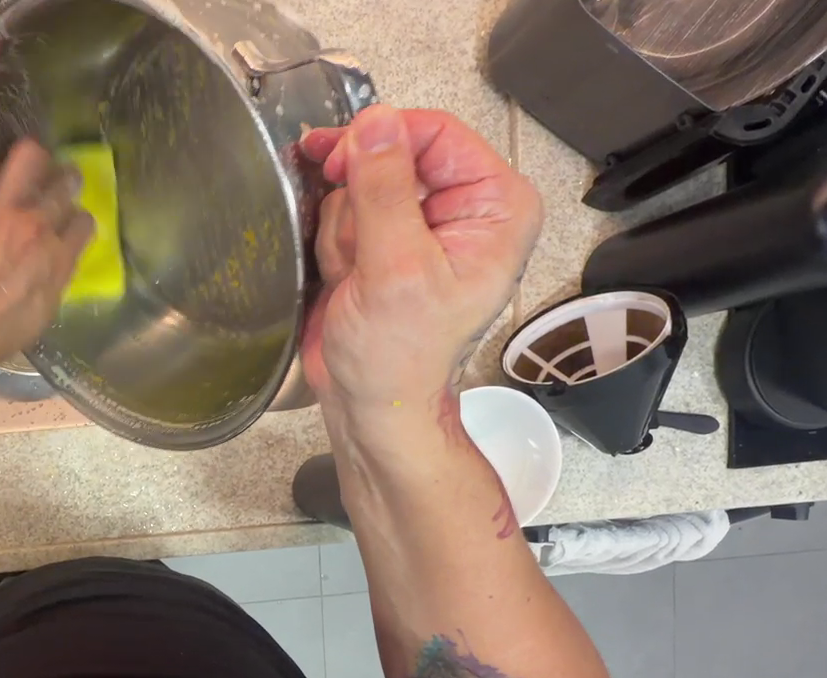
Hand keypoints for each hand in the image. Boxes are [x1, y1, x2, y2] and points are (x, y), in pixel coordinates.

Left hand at [0, 141, 94, 387]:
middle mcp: (31, 227)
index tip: (68, 224)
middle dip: (65, 181)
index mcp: (54, 257)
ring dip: (31, 160)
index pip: (83, 221)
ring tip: (22, 171)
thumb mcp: (40, 315)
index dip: (77, 220)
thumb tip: (59, 256)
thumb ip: (55, 277)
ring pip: (28, 158)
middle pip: (64, 182)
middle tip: (54, 186)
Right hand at [296, 106, 541, 438]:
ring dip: (344, 236)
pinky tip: (346, 281)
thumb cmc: (397, 357)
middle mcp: (459, 210)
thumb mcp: (395, 272)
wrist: (369, 405)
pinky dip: (333, 248)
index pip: (436, 134)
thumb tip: (374, 122)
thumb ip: (385, 193)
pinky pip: (341, 218)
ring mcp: (416, 228)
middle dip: (360, 208)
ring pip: (358, 190)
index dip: (381, 141)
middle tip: (358, 256)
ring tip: (356, 281)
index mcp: (493, 206)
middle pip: (390, 159)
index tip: (338, 162)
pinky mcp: (380, 246)